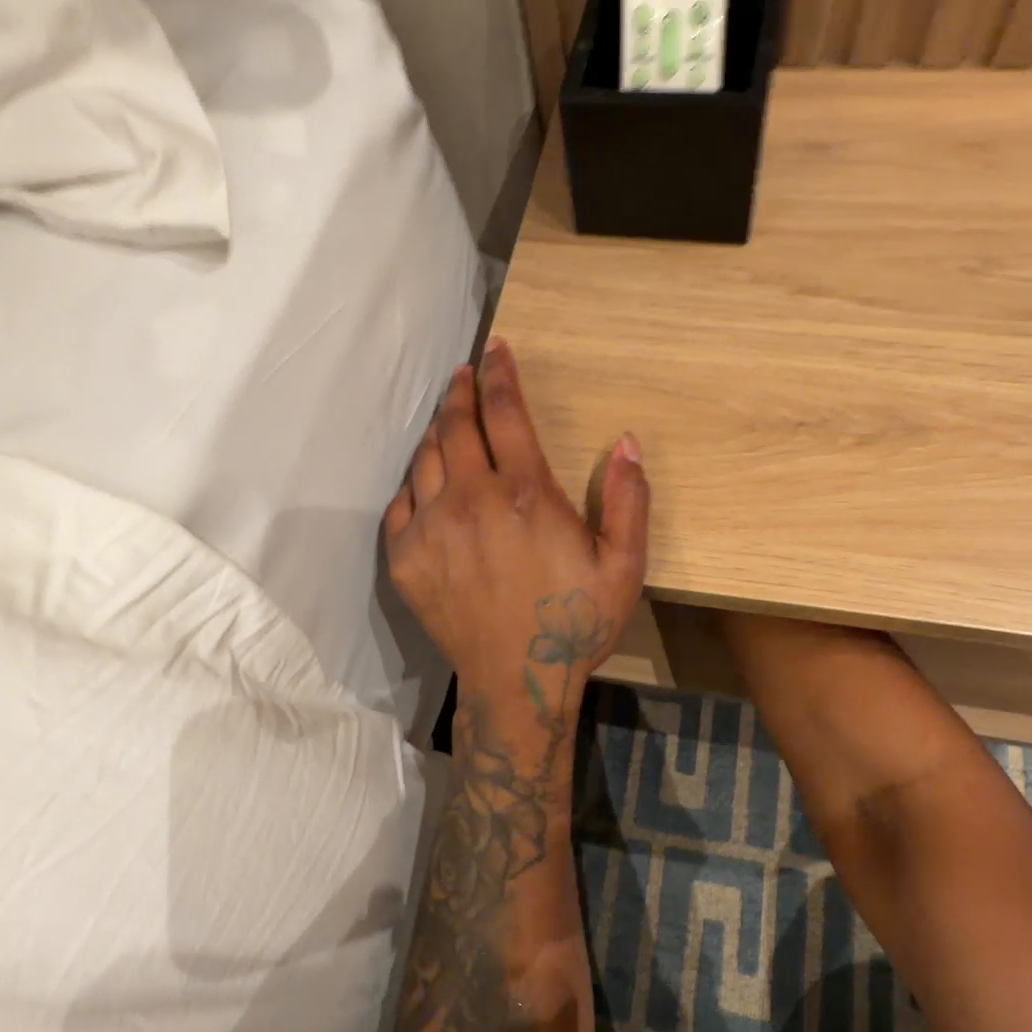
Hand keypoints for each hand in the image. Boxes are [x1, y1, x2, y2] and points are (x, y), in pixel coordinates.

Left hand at [384, 337, 649, 733]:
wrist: (515, 682)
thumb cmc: (574, 623)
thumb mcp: (624, 565)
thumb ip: (629, 500)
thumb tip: (626, 441)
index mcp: (525, 494)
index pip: (505, 412)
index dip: (500, 373)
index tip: (496, 348)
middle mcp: (471, 499)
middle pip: (456, 424)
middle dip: (462, 391)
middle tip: (466, 374)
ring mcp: (431, 528)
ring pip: (425, 457)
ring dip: (439, 430)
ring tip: (450, 419)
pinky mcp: (405, 558)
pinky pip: (402, 501)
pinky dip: (415, 480)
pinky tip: (428, 479)